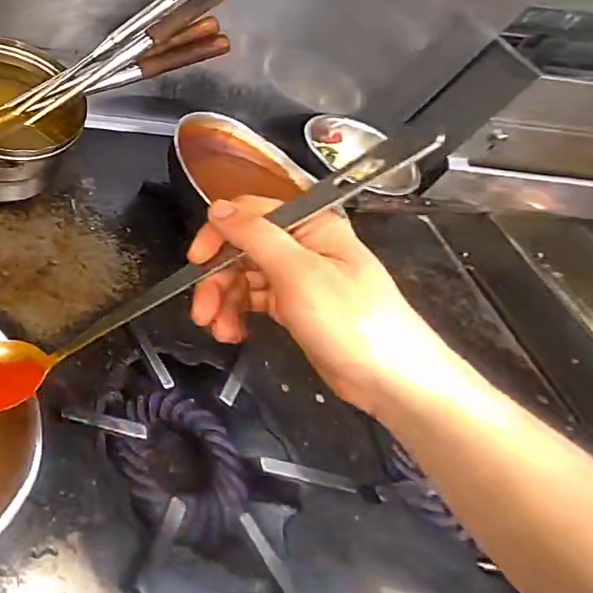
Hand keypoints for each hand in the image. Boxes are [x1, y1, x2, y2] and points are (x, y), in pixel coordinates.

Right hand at [187, 197, 467, 414]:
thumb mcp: (299, 272)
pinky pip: (251, 299)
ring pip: (240, 276)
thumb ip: (254, 235)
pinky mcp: (292, 305)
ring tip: (217, 330)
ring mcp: (296, 276)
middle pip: (238, 249)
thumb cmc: (354, 323)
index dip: (217, 234)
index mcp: (310, 227)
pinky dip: (236, 314)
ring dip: (222, 301)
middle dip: (215, 280)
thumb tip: (218, 207)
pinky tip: (232, 332)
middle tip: (201, 310)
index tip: (196, 261)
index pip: (248, 214)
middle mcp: (301, 246)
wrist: (396, 385)